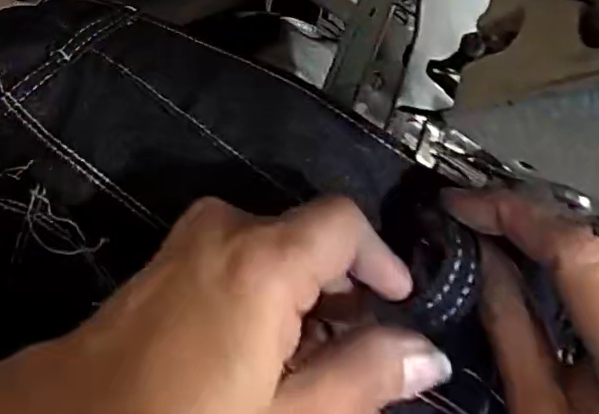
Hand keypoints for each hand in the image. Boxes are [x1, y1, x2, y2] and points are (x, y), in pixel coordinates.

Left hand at [0, 196, 448, 413]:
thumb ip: (361, 378)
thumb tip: (425, 351)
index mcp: (262, 254)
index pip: (342, 220)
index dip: (381, 257)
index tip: (403, 302)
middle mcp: (228, 224)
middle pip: (308, 234)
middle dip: (344, 286)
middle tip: (368, 349)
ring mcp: (193, 235)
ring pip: (274, 246)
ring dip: (306, 292)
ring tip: (320, 359)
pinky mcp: (172, 253)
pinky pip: (240, 255)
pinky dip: (268, 289)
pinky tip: (268, 348)